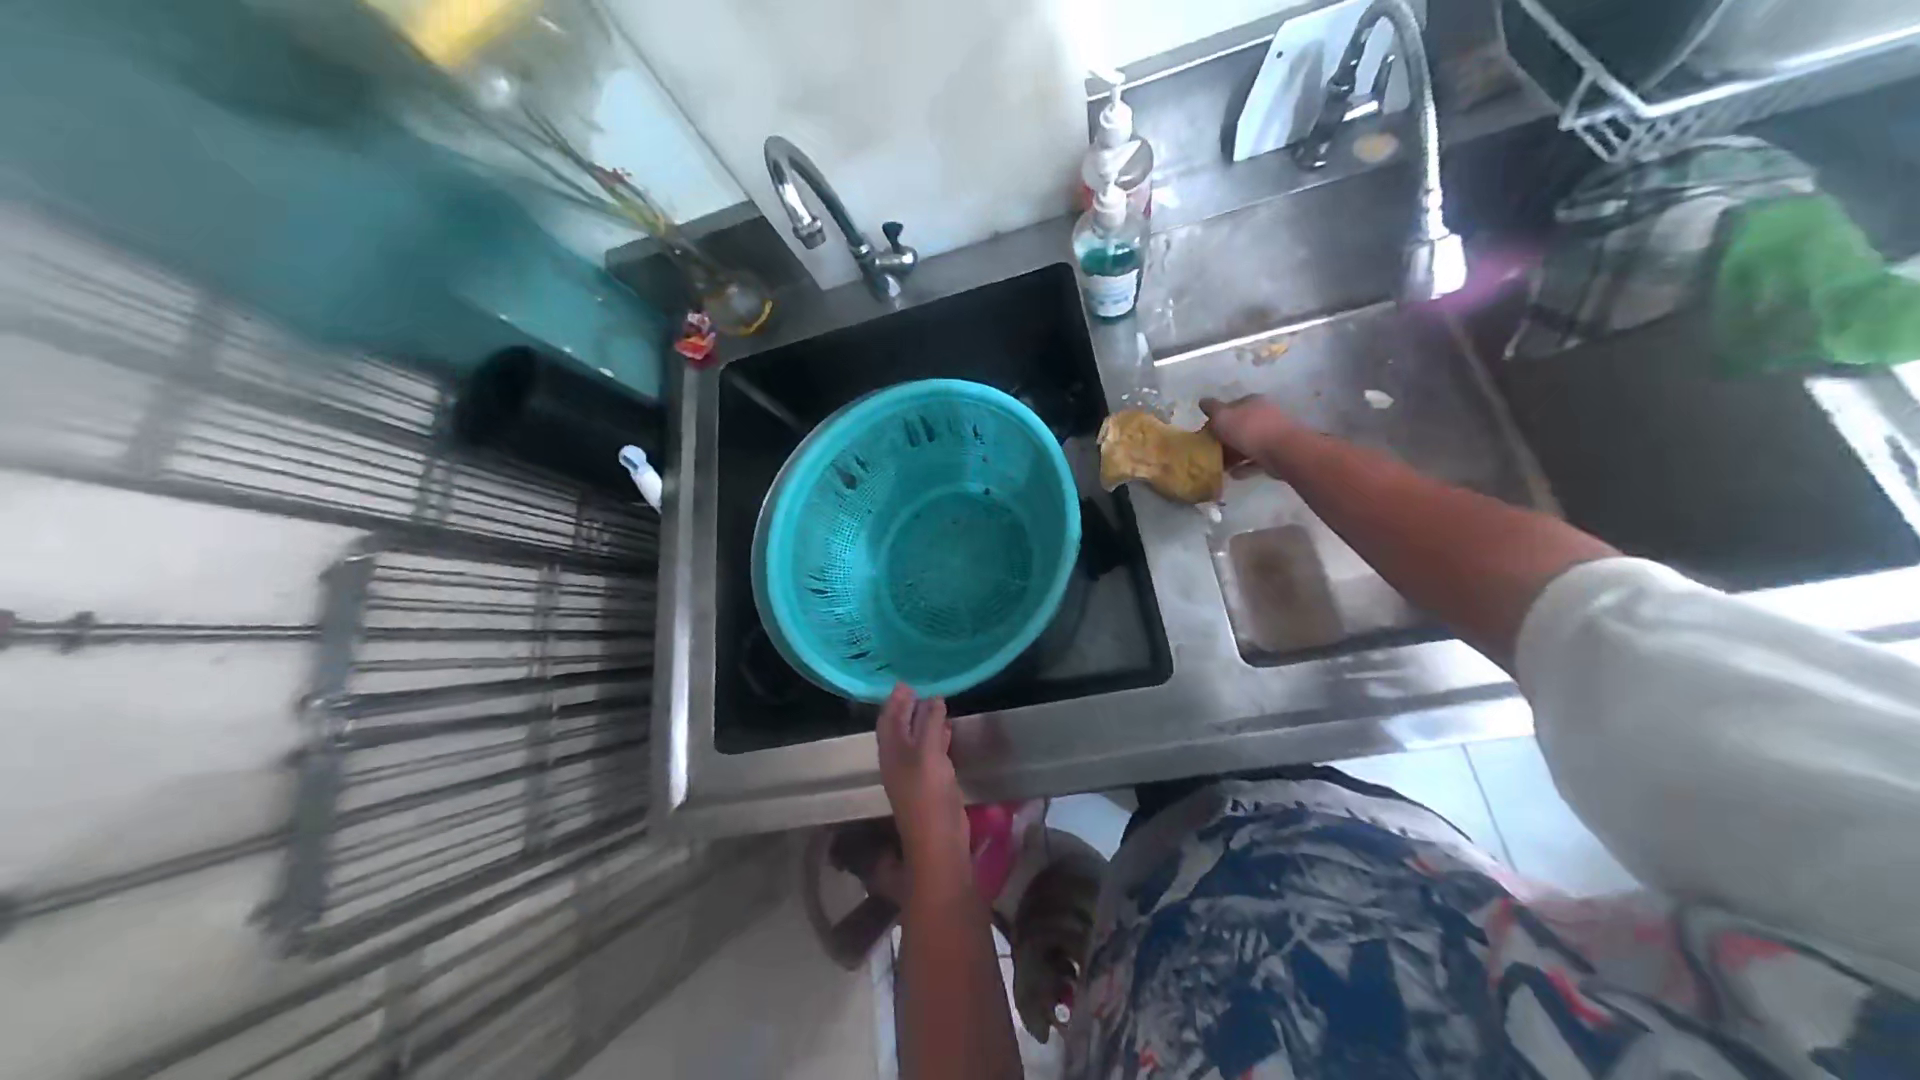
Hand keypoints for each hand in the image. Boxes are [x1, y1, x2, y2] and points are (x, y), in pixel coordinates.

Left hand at [876, 683, 969, 876]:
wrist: (939, 841)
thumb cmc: (928, 793)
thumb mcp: (928, 752)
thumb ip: (930, 723)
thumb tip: (933, 698)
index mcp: (891, 751)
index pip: (888, 719)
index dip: (894, 701)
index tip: (905, 681)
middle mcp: (898, 760)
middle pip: (899, 728)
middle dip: (907, 708)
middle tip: (919, 688)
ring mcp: (914, 772)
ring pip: (915, 739)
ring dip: (922, 720)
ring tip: (934, 702)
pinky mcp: (930, 782)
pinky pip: (930, 751)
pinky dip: (936, 736)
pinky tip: (947, 728)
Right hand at [1200, 395, 1301, 476]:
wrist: (1282, 450)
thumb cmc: (1248, 429)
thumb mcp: (1223, 416)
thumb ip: (1212, 409)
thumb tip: (1202, 401)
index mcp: (1252, 402)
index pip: (1231, 407)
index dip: (1217, 419)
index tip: (1205, 433)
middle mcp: (1264, 415)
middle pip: (1239, 427)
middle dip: (1225, 439)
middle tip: (1210, 451)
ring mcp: (1273, 435)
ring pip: (1248, 444)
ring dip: (1234, 454)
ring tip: (1219, 466)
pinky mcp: (1277, 454)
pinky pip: (1256, 460)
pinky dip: (1244, 467)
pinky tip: (1233, 474)